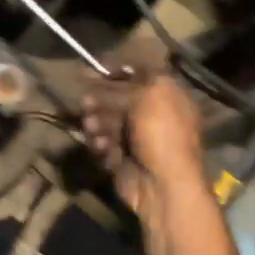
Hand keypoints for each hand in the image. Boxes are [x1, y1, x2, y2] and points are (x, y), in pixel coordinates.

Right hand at [83, 75, 205, 221]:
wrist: (162, 185)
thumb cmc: (161, 133)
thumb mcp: (146, 96)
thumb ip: (122, 83)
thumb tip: (95, 74)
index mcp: (168, 96)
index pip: (139, 74)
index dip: (117, 71)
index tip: (94, 69)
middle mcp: (154, 115)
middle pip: (118, 97)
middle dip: (100, 99)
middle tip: (86, 103)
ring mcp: (138, 138)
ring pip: (107, 119)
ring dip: (98, 122)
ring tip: (94, 128)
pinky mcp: (122, 157)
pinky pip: (104, 142)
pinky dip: (100, 143)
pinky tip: (103, 147)